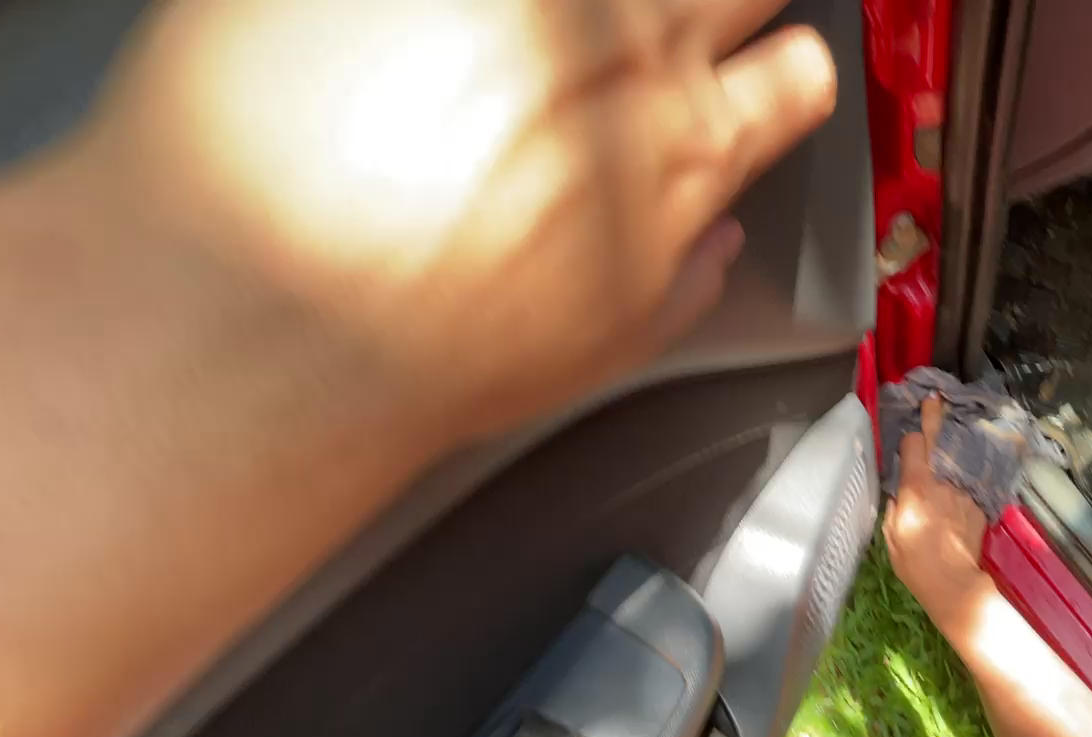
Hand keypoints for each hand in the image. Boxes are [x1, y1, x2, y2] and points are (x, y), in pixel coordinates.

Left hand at [65, 0, 836, 435]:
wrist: (292, 318)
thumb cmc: (460, 348)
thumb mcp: (619, 340)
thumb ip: (692, 275)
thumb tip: (720, 236)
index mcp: (688, 153)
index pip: (799, 76)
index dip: (793, 71)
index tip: (770, 76)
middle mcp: (626, 51)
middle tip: (683, 30)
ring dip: (621, 10)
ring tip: (582, 46)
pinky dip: (508, 9)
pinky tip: (464, 42)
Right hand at [884, 396, 996, 638]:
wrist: (952, 581)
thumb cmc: (914, 562)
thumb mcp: (891, 533)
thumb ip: (895, 505)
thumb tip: (900, 492)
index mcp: (915, 486)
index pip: (912, 444)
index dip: (909, 438)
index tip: (909, 437)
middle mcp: (942, 480)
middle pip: (938, 438)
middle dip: (935, 416)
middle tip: (935, 400)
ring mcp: (964, 489)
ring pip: (958, 457)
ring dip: (954, 444)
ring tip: (954, 429)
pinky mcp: (979, 502)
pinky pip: (970, 481)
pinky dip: (966, 475)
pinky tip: (965, 474)